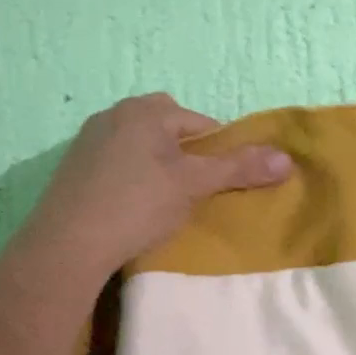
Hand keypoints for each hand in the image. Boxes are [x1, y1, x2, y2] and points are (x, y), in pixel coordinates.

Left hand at [21, 93, 293, 277]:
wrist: (67, 244)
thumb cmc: (138, 204)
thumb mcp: (195, 186)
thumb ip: (240, 169)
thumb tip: (287, 158)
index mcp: (146, 110)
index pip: (200, 123)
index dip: (219, 151)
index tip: (221, 183)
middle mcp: (114, 114)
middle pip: (167, 128)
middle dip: (186, 153)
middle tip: (195, 189)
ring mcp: (88, 140)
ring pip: (141, 146)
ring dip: (159, 166)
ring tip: (166, 201)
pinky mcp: (73, 168)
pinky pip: (118, 162)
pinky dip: (133, 178)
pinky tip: (135, 208)